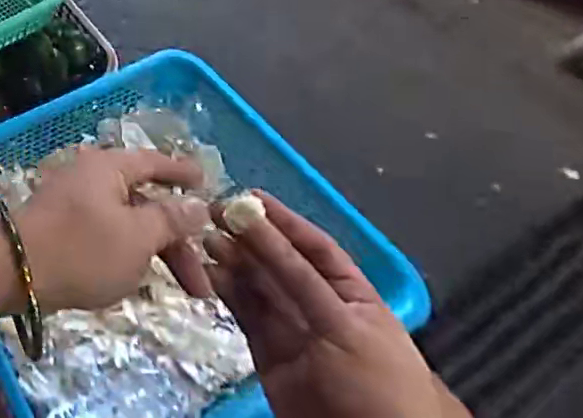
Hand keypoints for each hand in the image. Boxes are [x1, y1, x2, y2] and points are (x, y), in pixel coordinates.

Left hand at [9, 147, 214, 311]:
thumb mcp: (136, 237)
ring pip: (128, 218)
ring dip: (158, 249)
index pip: (152, 161)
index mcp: (107, 166)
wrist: (18, 268)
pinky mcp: (65, 222)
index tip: (206, 181)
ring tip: (186, 290)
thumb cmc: (83, 249)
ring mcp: (75, 198)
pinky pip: (110, 229)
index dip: (180, 172)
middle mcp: (90, 174)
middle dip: (178, 237)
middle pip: (144, 198)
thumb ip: (169, 218)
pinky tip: (145, 277)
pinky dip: (133, 249)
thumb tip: (197, 203)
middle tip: (203, 279)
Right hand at [205, 193, 458, 417]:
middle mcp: (318, 305)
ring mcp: (291, 327)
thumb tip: (251, 217)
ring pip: (255, 282)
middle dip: (248, 235)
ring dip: (231, 258)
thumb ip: (293, 271)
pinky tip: (205, 271)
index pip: (315, 246)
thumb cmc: (377, 388)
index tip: (248, 194)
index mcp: (352, 296)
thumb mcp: (342, 325)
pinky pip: (242, 309)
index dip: (283, 219)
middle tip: (214, 213)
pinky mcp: (265, 348)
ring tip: (205, 239)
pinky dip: (223, 288)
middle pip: (278, 260)